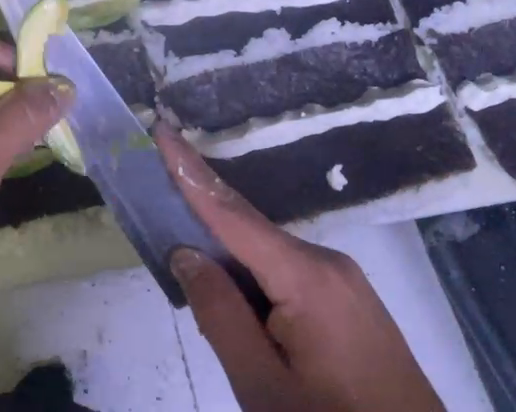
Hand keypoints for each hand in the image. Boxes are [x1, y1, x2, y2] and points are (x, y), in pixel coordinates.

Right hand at [155, 124, 443, 411]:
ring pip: (269, 259)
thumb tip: (187, 253)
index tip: (161, 130)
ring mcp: (347, 284)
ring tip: (205, 305)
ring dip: (231, 269)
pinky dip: (257, 284)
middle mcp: (329, 264)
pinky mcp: (354, 306)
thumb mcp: (263, 385)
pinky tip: (247, 321)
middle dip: (203, 230)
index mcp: (307, 276)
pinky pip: (291, 277)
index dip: (190, 172)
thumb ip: (219, 314)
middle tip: (162, 242)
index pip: (233, 213)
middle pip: (249, 234)